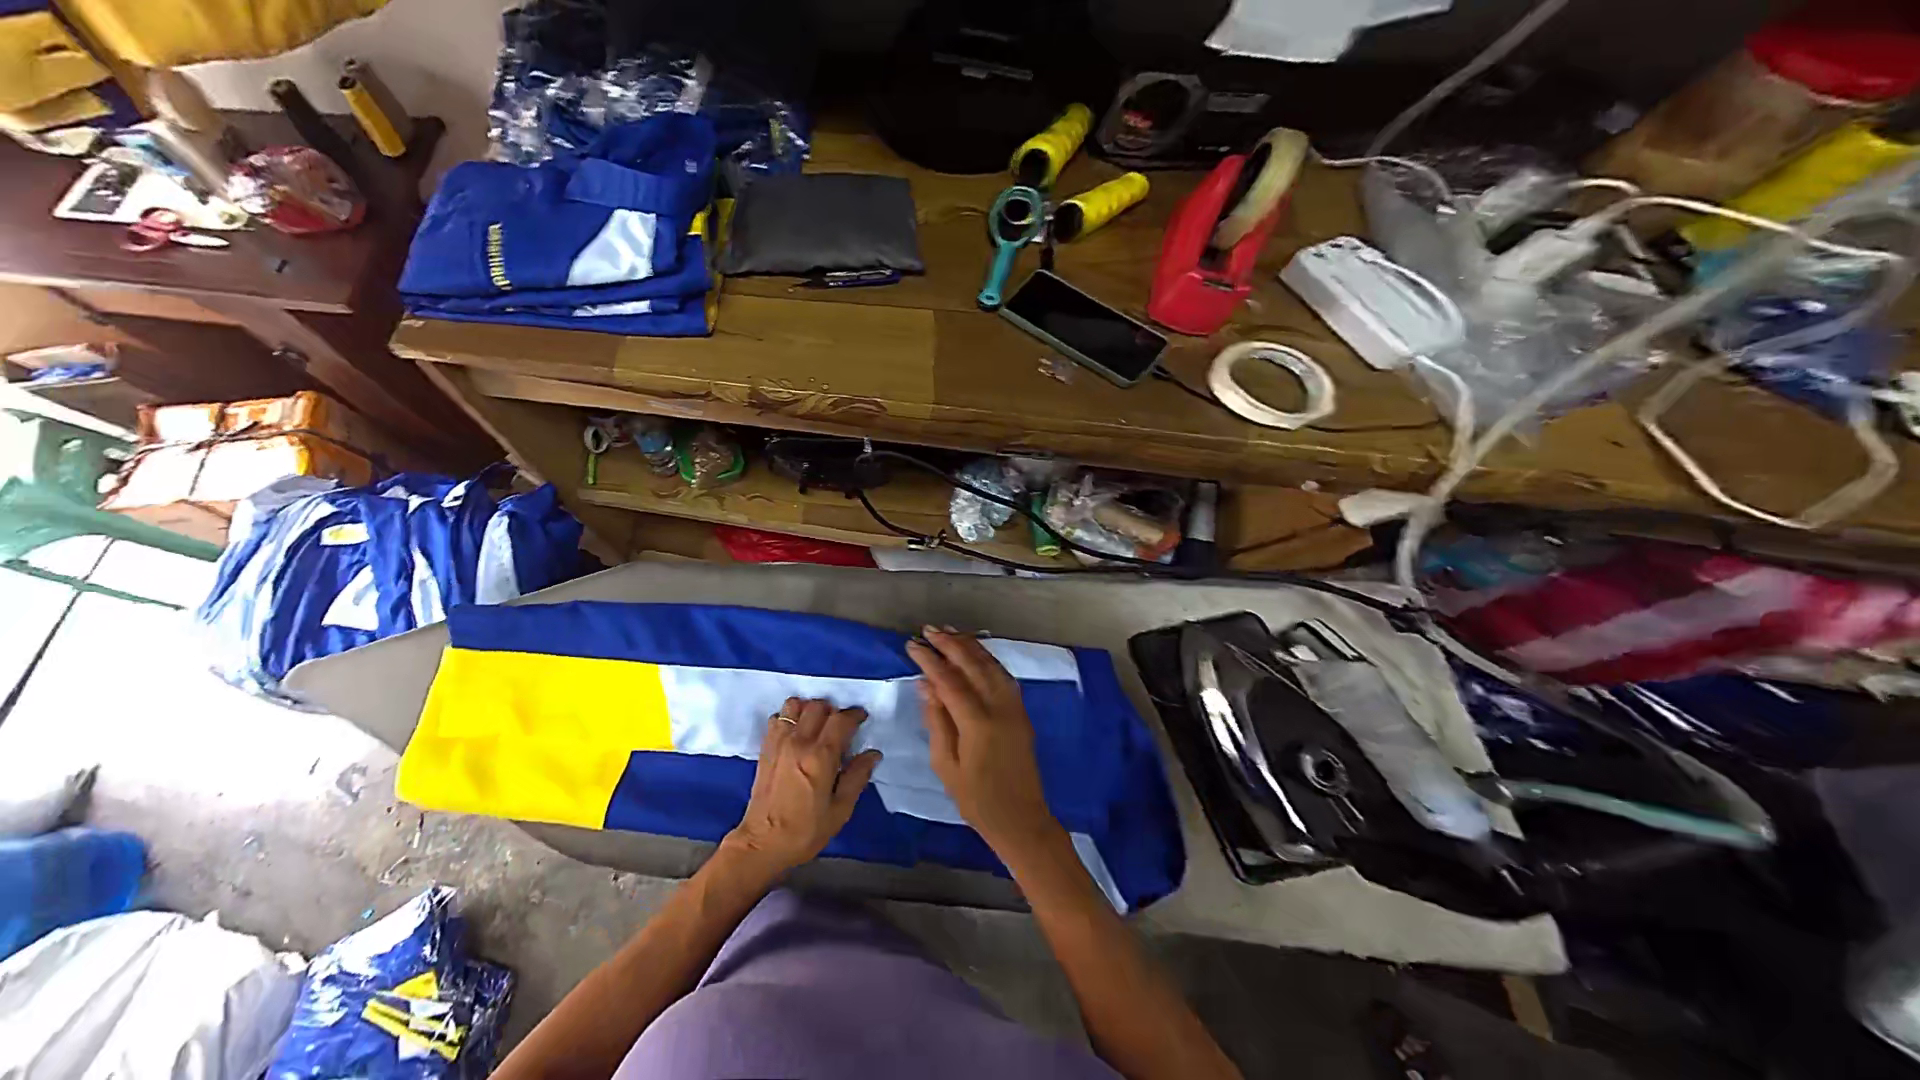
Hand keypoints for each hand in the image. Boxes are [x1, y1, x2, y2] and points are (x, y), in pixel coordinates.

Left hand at [722, 698, 881, 878]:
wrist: (762, 844)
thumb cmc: (805, 831)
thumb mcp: (840, 810)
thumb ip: (857, 777)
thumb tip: (872, 754)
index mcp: (820, 757)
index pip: (841, 720)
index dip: (855, 715)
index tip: (862, 719)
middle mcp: (798, 742)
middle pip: (818, 706)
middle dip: (834, 711)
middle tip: (842, 726)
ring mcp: (778, 742)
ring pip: (795, 705)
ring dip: (810, 709)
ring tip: (818, 725)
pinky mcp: (765, 748)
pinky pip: (778, 717)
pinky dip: (790, 717)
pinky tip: (797, 733)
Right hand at [908, 627, 1062, 858]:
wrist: (1021, 817)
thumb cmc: (976, 799)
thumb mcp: (946, 764)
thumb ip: (937, 721)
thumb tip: (926, 684)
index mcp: (978, 722)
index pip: (950, 680)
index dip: (930, 659)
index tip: (912, 644)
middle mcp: (1000, 707)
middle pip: (973, 664)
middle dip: (950, 644)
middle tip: (929, 630)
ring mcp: (1014, 707)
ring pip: (991, 665)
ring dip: (970, 646)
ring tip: (949, 632)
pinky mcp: (1021, 711)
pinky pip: (1003, 675)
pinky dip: (987, 659)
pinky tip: (975, 653)